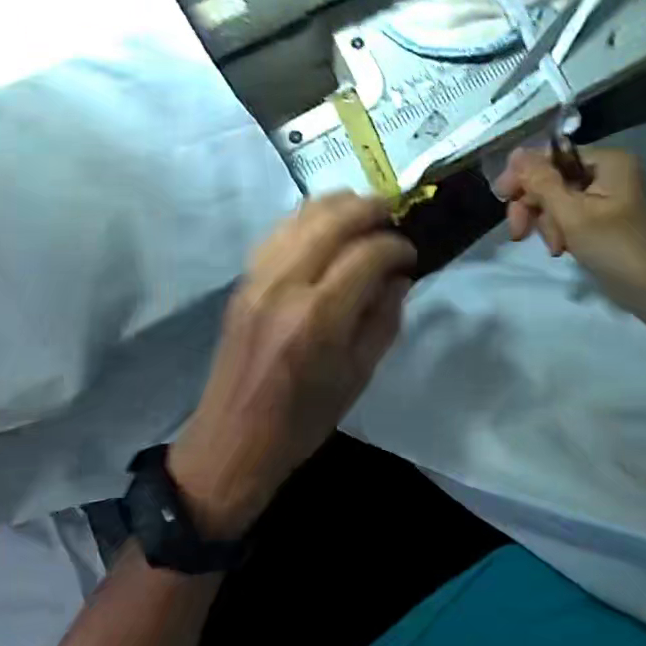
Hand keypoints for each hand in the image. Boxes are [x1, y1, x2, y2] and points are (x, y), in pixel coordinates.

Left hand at [169, 193, 414, 538]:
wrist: (234, 439)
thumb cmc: (305, 419)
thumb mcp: (359, 375)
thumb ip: (383, 319)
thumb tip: (398, 277)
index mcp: (319, 317)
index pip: (367, 255)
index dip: (396, 247)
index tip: (411, 254)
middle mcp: (284, 286)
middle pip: (331, 220)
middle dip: (369, 209)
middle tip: (393, 214)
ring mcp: (257, 279)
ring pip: (300, 217)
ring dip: (337, 206)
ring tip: (364, 211)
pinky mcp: (243, 282)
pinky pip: (278, 233)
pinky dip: (307, 220)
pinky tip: (326, 227)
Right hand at [493, 145, 645, 318]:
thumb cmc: (616, 249)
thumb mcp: (572, 214)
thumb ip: (542, 182)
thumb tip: (516, 153)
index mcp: (610, 161)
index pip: (555, 156)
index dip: (525, 174)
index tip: (502, 197)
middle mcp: (611, 172)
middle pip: (555, 178)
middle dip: (537, 206)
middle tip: (519, 233)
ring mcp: (610, 197)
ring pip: (560, 200)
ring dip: (549, 223)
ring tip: (555, 248)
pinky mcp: (607, 220)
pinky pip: (573, 216)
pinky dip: (562, 231)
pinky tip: (562, 250)